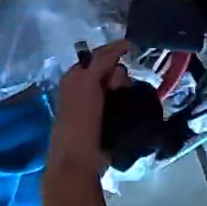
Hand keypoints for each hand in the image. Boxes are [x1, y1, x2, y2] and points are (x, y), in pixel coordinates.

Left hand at [46, 40, 130, 184]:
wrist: (78, 159)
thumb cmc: (80, 117)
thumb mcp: (88, 82)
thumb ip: (102, 62)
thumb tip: (123, 46)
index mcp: (74, 77)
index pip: (98, 56)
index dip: (114, 50)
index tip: (132, 48)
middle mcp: (83, 87)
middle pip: (109, 68)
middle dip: (118, 72)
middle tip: (119, 85)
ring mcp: (94, 103)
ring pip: (117, 83)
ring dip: (123, 85)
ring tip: (124, 95)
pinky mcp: (105, 118)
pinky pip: (121, 98)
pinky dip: (126, 97)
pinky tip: (129, 101)